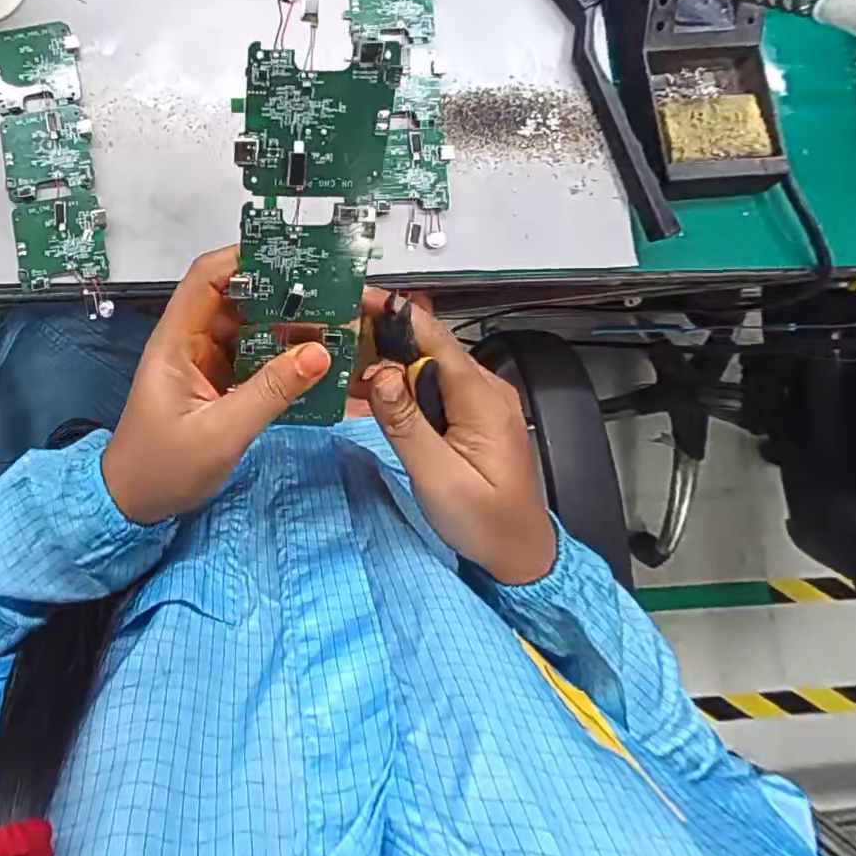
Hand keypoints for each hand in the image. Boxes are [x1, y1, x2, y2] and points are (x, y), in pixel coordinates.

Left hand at [101, 246, 332, 523]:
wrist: (134, 502)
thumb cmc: (159, 468)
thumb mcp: (219, 433)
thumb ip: (270, 393)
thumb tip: (317, 354)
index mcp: (175, 343)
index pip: (206, 279)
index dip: (244, 259)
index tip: (291, 256)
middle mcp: (190, 344)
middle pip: (236, 301)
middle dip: (279, 296)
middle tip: (327, 298)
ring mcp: (205, 364)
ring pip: (249, 330)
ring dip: (285, 328)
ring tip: (330, 328)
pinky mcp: (218, 385)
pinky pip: (254, 359)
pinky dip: (280, 358)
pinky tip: (310, 362)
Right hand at [360, 290, 555, 584]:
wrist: (519, 556)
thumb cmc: (484, 521)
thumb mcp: (437, 475)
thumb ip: (405, 422)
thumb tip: (379, 373)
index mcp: (481, 398)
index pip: (434, 338)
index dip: (394, 313)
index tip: (357, 299)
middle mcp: (483, 390)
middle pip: (426, 347)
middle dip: (381, 336)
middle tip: (336, 335)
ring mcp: (476, 401)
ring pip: (424, 365)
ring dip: (385, 361)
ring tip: (342, 360)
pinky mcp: (467, 415)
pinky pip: (428, 387)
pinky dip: (397, 385)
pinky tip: (369, 391)